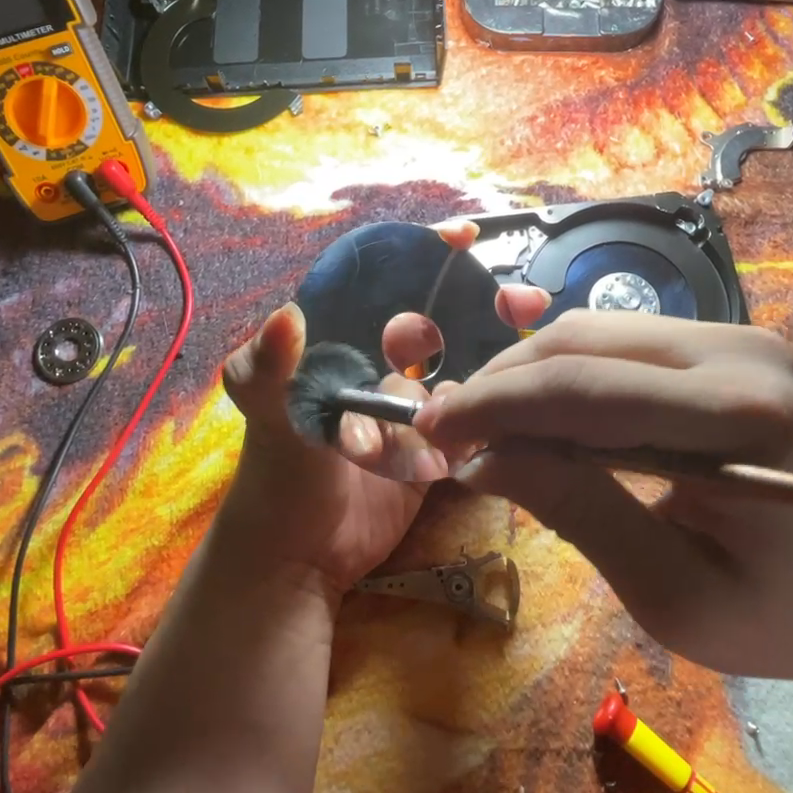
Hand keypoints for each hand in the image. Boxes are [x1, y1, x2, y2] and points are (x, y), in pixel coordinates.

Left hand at [216, 223, 548, 593]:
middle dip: (483, 304)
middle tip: (525, 301)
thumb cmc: (277, 475)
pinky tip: (521, 407)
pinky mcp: (438, 447)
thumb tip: (286, 314)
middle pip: (442, 321)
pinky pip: (474, 421)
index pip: (387, 284)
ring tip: (522, 358)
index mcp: (344, 343)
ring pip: (465, 371)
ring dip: (494, 364)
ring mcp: (416, 408)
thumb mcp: (269, 416)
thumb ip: (267, 368)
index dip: (425, 255)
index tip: (465, 235)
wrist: (299, 557)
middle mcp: (383, 365)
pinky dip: (495, 415)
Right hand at [416, 311, 792, 697]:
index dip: (496, 405)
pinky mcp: (729, 344)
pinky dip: (567, 373)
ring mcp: (742, 338)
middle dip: (502, 383)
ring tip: (482, 424)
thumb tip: (480, 457)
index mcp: (747, 420)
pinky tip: (539, 412)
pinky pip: (623, 341)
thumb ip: (578, 512)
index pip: (588, 390)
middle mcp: (746, 353)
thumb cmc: (780, 619)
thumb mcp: (673, 596)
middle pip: (586, 342)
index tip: (429, 431)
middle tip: (444, 430)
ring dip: (529, 373)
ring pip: (597, 331)